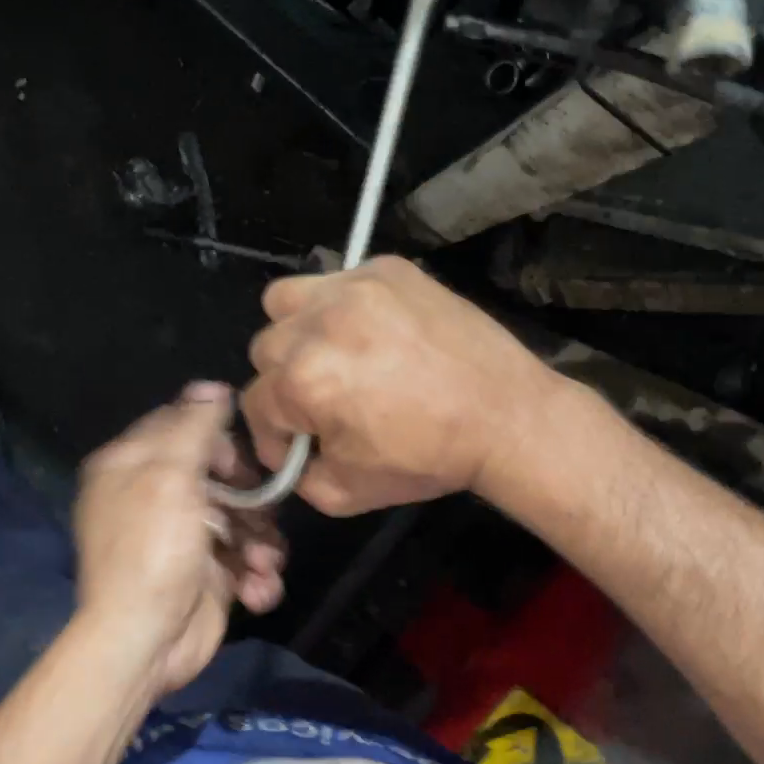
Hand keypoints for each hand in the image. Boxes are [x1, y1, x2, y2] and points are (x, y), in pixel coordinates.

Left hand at [73, 382, 287, 697]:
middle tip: (262, 518)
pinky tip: (256, 592)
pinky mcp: (206, 576)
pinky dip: (257, 577)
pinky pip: (244, 562)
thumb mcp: (169, 476)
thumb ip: (193, 427)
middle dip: (251, 501)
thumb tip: (211, 386)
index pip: (180, 429)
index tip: (240, 461)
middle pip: (220, 476)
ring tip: (261, 565)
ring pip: (241, 521)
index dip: (217, 442)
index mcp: (131, 466)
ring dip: (261, 544)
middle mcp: (154, 496)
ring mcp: (182, 538)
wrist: (143, 641)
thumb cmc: (151, 550)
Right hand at [241, 256, 567, 515]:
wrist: (507, 416)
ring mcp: (352, 289)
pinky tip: (372, 333)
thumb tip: (286, 457)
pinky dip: (341, 307)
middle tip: (323, 400)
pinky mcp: (386, 269)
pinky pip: (336, 280)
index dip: (273, 434)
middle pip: (264, 350)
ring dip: (297, 330)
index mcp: (303, 380)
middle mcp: (317, 324)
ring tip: (332, 352)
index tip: (298, 446)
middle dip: (284, 382)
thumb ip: (296, 477)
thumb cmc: (427, 458)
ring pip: (285, 301)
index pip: (255, 404)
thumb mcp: (346, 494)